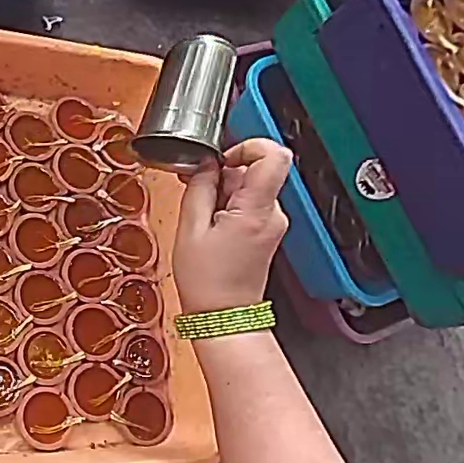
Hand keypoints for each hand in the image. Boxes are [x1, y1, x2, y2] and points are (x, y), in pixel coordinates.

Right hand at [173, 139, 291, 314]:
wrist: (224, 315)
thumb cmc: (207, 281)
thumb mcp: (190, 230)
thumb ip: (199, 189)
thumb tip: (205, 164)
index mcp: (257, 211)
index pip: (273, 155)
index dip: (246, 147)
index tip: (221, 159)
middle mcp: (273, 214)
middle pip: (254, 171)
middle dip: (223, 176)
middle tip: (198, 196)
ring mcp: (272, 223)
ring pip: (249, 188)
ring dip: (222, 194)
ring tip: (202, 220)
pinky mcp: (266, 232)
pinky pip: (248, 205)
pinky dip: (227, 208)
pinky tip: (209, 228)